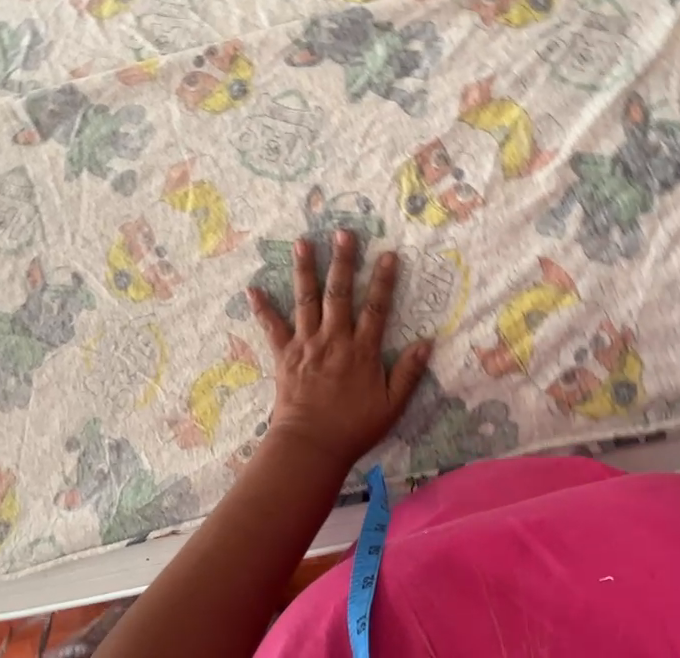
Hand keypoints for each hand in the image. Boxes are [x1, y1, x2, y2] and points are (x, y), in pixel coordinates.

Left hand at [248, 231, 429, 471]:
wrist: (311, 446)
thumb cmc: (354, 428)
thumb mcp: (392, 405)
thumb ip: (408, 372)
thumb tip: (427, 342)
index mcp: (361, 350)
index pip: (376, 307)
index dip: (383, 280)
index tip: (388, 253)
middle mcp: (334, 339)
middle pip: (339, 293)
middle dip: (342, 261)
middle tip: (343, 232)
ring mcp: (307, 344)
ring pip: (306, 300)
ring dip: (304, 270)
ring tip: (302, 242)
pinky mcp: (284, 354)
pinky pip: (272, 327)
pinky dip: (262, 308)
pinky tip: (252, 288)